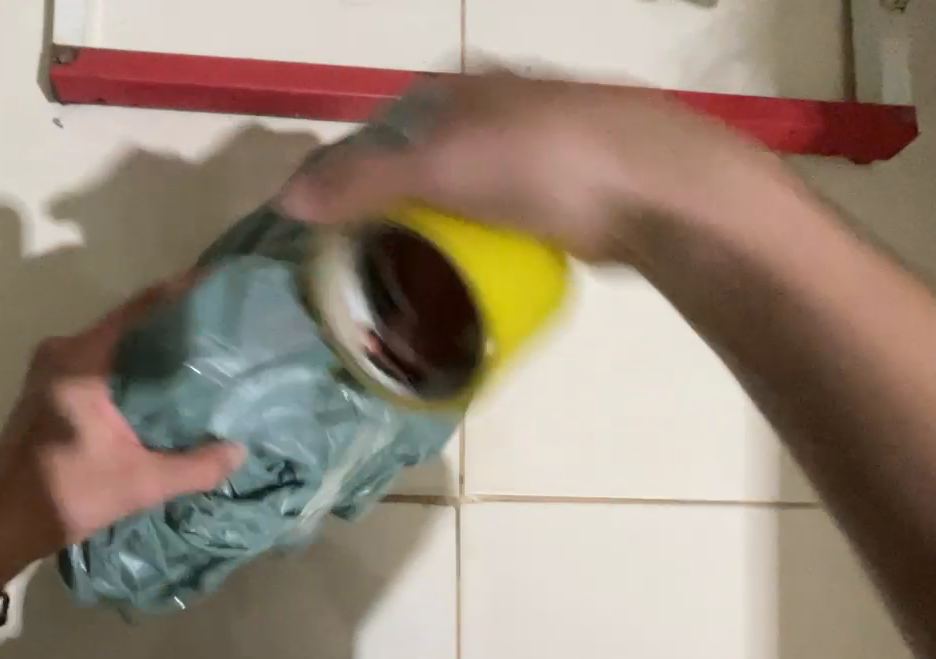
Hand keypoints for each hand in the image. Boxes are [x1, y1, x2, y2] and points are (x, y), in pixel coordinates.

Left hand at [0, 278, 246, 585]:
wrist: (7, 524)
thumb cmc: (68, 496)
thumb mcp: (140, 483)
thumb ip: (195, 466)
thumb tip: (239, 452)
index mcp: (79, 362)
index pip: (137, 311)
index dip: (178, 294)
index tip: (214, 283)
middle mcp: (61, 353)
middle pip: (125, 325)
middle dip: (170, 324)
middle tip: (217, 327)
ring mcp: (48, 369)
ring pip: (110, 345)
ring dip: (149, 348)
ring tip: (198, 353)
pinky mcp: (46, 388)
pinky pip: (97, 363)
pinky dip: (128, 367)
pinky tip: (160, 383)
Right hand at [279, 68, 776, 262]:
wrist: (654, 191)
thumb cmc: (541, 162)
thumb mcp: (439, 166)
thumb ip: (360, 182)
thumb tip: (281, 202)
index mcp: (443, 92)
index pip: (362, 142)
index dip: (332, 190)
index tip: (318, 246)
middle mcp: (470, 114)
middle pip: (397, 175)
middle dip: (371, 224)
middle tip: (350, 280)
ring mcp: (506, 154)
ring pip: (433, 203)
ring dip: (409, 243)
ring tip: (388, 290)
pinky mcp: (534, 194)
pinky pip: (469, 225)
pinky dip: (449, 251)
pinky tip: (441, 279)